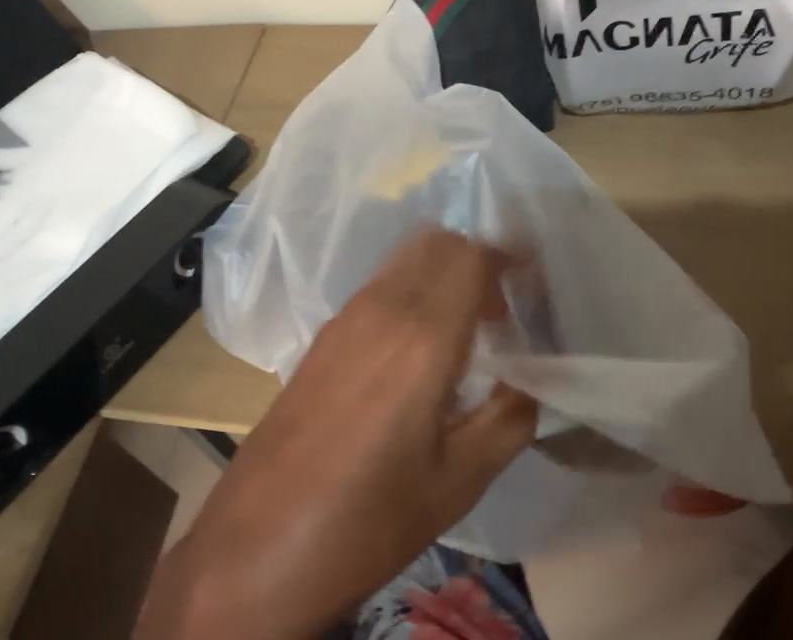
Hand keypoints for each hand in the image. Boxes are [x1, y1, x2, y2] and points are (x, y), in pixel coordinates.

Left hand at [136, 229, 539, 639]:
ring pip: (405, 260)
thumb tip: (530, 379)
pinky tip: (423, 350)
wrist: (257, 548)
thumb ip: (509, 418)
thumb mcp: (459, 482)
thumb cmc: (368, 520)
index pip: (472, 255)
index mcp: (421, 337)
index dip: (510, 260)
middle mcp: (380, 309)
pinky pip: (380, 287)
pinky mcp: (322, 337)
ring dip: (443, 274)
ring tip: (470, 330)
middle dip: (479, 260)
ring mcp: (344, 319)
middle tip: (505, 311)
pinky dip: (413, 292)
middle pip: (437, 243)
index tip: (535, 291)